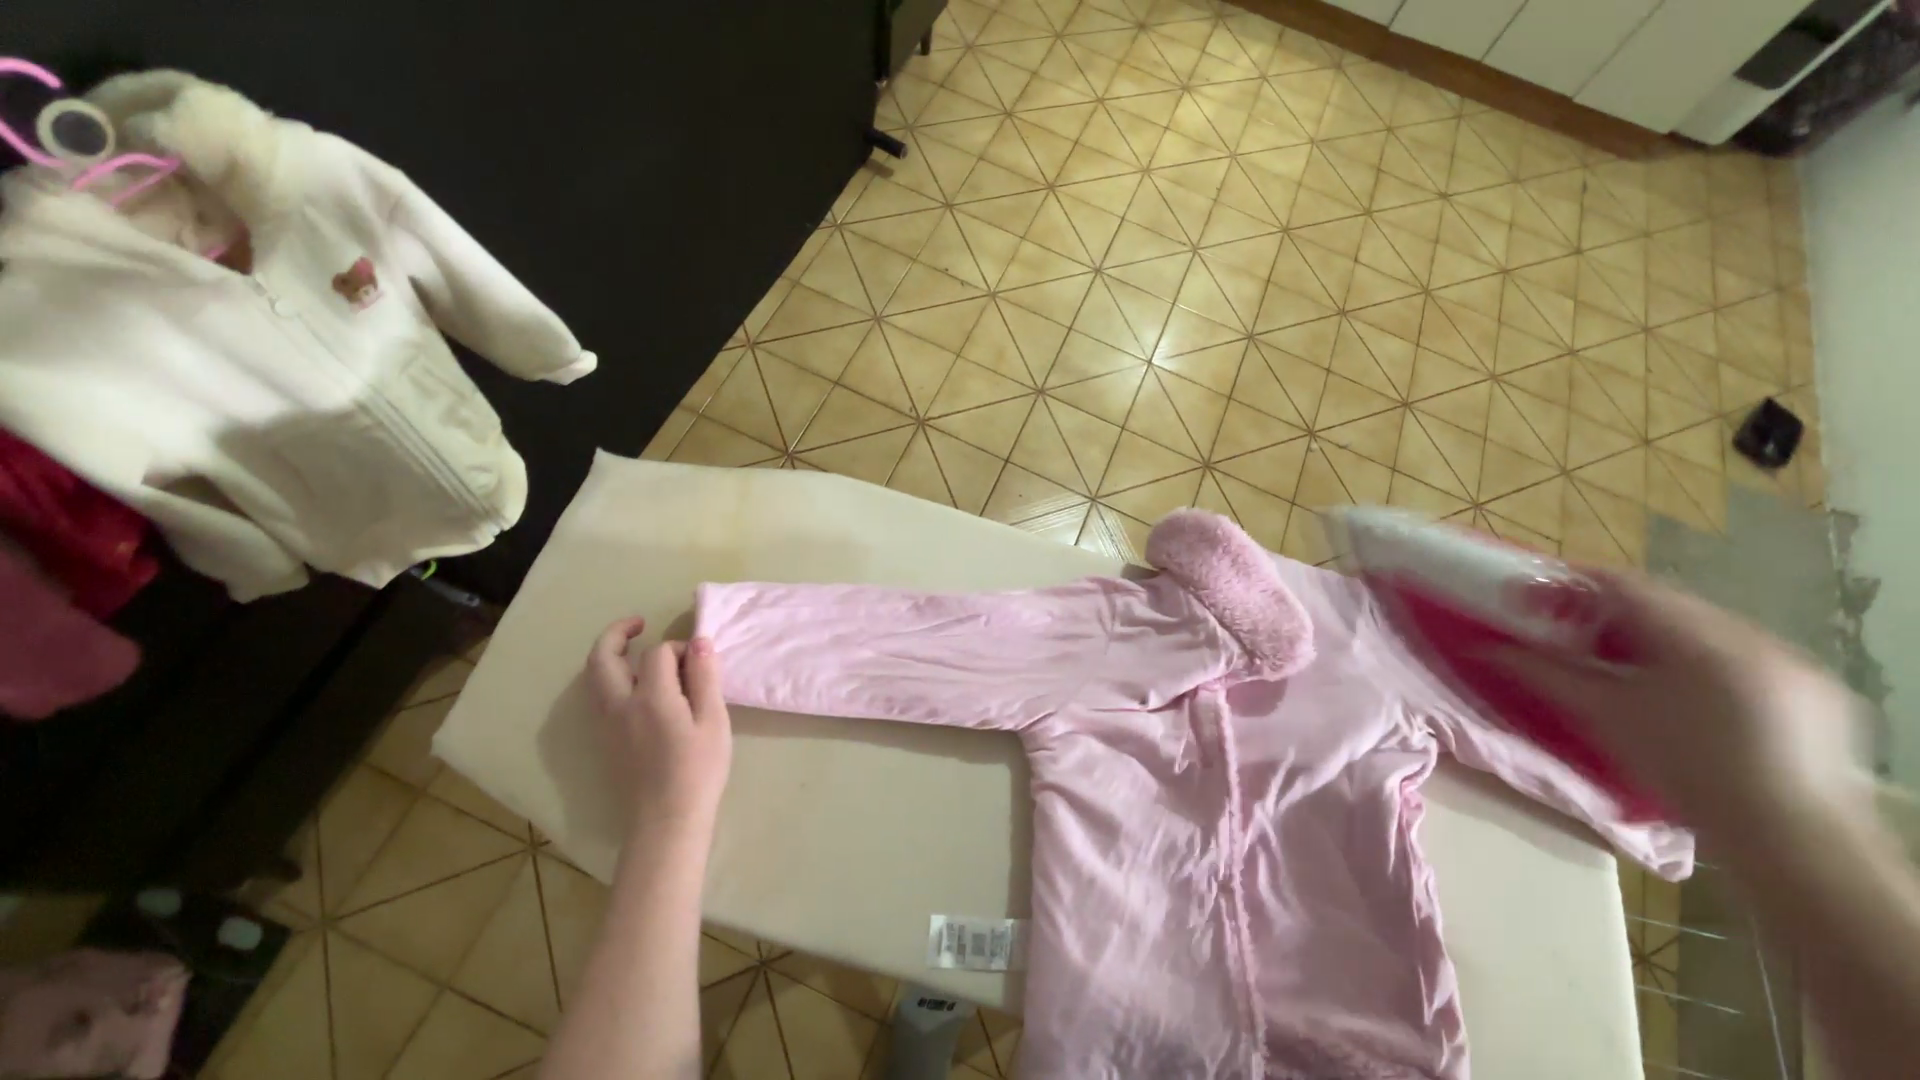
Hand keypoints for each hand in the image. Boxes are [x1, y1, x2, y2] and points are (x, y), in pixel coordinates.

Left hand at [586, 617, 732, 830]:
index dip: (679, 649)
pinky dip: (610, 678)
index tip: (699, 661)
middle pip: (602, 657)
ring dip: (609, 656)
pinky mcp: (605, 740)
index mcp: (651, 697)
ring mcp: (607, 724)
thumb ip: (705, 678)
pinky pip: (599, 696)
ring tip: (632, 649)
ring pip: (594, 678)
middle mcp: (620, 705)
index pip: (657, 653)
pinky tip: (634, 686)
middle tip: (638, 623)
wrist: (666, 820)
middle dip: (617, 633)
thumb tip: (699, 642)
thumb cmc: (698, 771)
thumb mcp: (714, 721)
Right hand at [1484, 569, 1870, 838]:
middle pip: (1663, 604)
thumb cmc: (1684, 773)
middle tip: (1570, 636)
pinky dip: (1699, 661)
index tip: (1534, 597)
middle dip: (1611, 614)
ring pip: (1703, 629)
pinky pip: (1741, 655)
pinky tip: (1683, 693)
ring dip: (1655, 638)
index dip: (1571, 585)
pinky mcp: (1814, 689)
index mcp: (1697, 635)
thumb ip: (1542, 673)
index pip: (1622, 584)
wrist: (1792, 841)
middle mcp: (1750, 634)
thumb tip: (1487, 649)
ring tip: (1621, 666)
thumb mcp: (1603, 718)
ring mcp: (1791, 660)